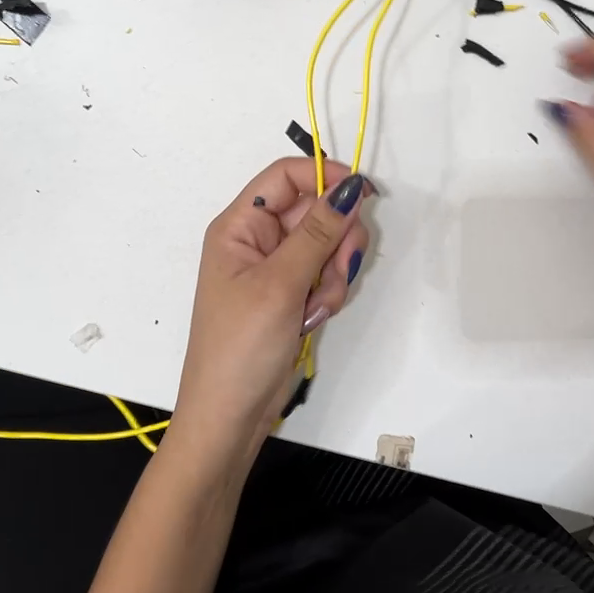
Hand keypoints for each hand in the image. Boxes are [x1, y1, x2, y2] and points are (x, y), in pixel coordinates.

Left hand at [171, 157, 370, 461]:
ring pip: (326, 244)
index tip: (363, 193)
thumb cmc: (242, 346)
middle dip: (335, 239)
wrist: (230, 417)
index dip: (324, 176)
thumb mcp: (280, 284)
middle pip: (314, 210)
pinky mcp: (292, 294)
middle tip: (341, 267)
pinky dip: (330, 292)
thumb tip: (350, 188)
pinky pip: (325, 274)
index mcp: (239, 226)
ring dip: (335, 272)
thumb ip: (318, 233)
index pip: (285, 177)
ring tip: (319, 306)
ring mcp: (276, 269)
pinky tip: (316, 318)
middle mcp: (257, 240)